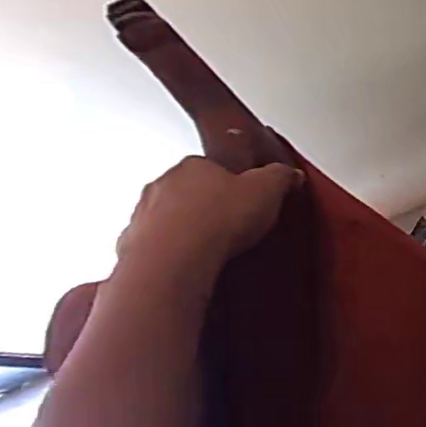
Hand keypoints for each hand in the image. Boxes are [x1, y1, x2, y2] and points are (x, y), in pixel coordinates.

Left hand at [114, 156, 302, 279]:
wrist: (176, 256)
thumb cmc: (216, 219)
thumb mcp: (268, 189)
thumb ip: (280, 176)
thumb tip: (288, 173)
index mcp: (194, 166)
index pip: (214, 166)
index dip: (233, 180)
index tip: (248, 193)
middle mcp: (163, 184)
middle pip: (190, 189)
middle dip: (210, 203)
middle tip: (237, 220)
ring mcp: (146, 213)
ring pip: (172, 216)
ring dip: (191, 227)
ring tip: (220, 245)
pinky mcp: (136, 242)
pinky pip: (161, 243)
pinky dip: (177, 250)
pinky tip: (198, 260)